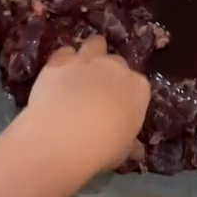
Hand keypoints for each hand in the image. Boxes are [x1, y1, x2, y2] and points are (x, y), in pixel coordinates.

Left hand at [16, 36, 149, 173]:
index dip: (127, 94)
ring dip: (91, 53)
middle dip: (109, 73)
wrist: (63, 137)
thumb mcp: (123, 151)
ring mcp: (87, 61)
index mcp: (138, 88)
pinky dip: (64, 60)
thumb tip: (136, 150)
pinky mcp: (59, 61)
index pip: (138, 84)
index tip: (118, 106)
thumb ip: (130, 144)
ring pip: (94, 44)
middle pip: (116, 62)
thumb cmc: (102, 148)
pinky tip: (59, 74)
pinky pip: (65, 52)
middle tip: (98, 91)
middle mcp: (115, 67)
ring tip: (82, 70)